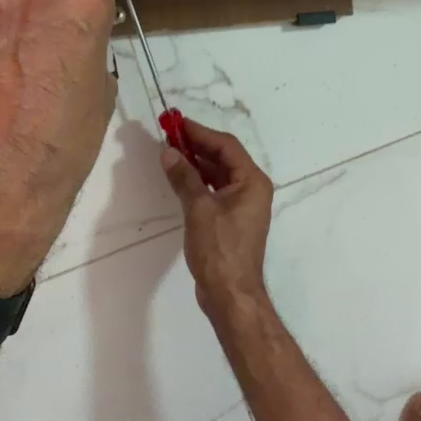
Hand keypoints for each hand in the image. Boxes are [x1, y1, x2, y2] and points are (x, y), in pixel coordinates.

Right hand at [161, 118, 275, 318]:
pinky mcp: (232, 220)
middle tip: (170, 136)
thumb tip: (168, 152)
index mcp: (252, 181)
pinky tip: (180, 180)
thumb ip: (184, 177)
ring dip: (196, 163)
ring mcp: (243, 205)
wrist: (231, 296)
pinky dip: (199, 182)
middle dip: (197, 146)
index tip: (176, 124)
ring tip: (170, 155)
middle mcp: (252, 188)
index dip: (200, 132)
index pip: (226, 146)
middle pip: (224, 157)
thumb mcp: (198, 209)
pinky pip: (215, 190)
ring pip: (219, 174)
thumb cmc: (219, 250)